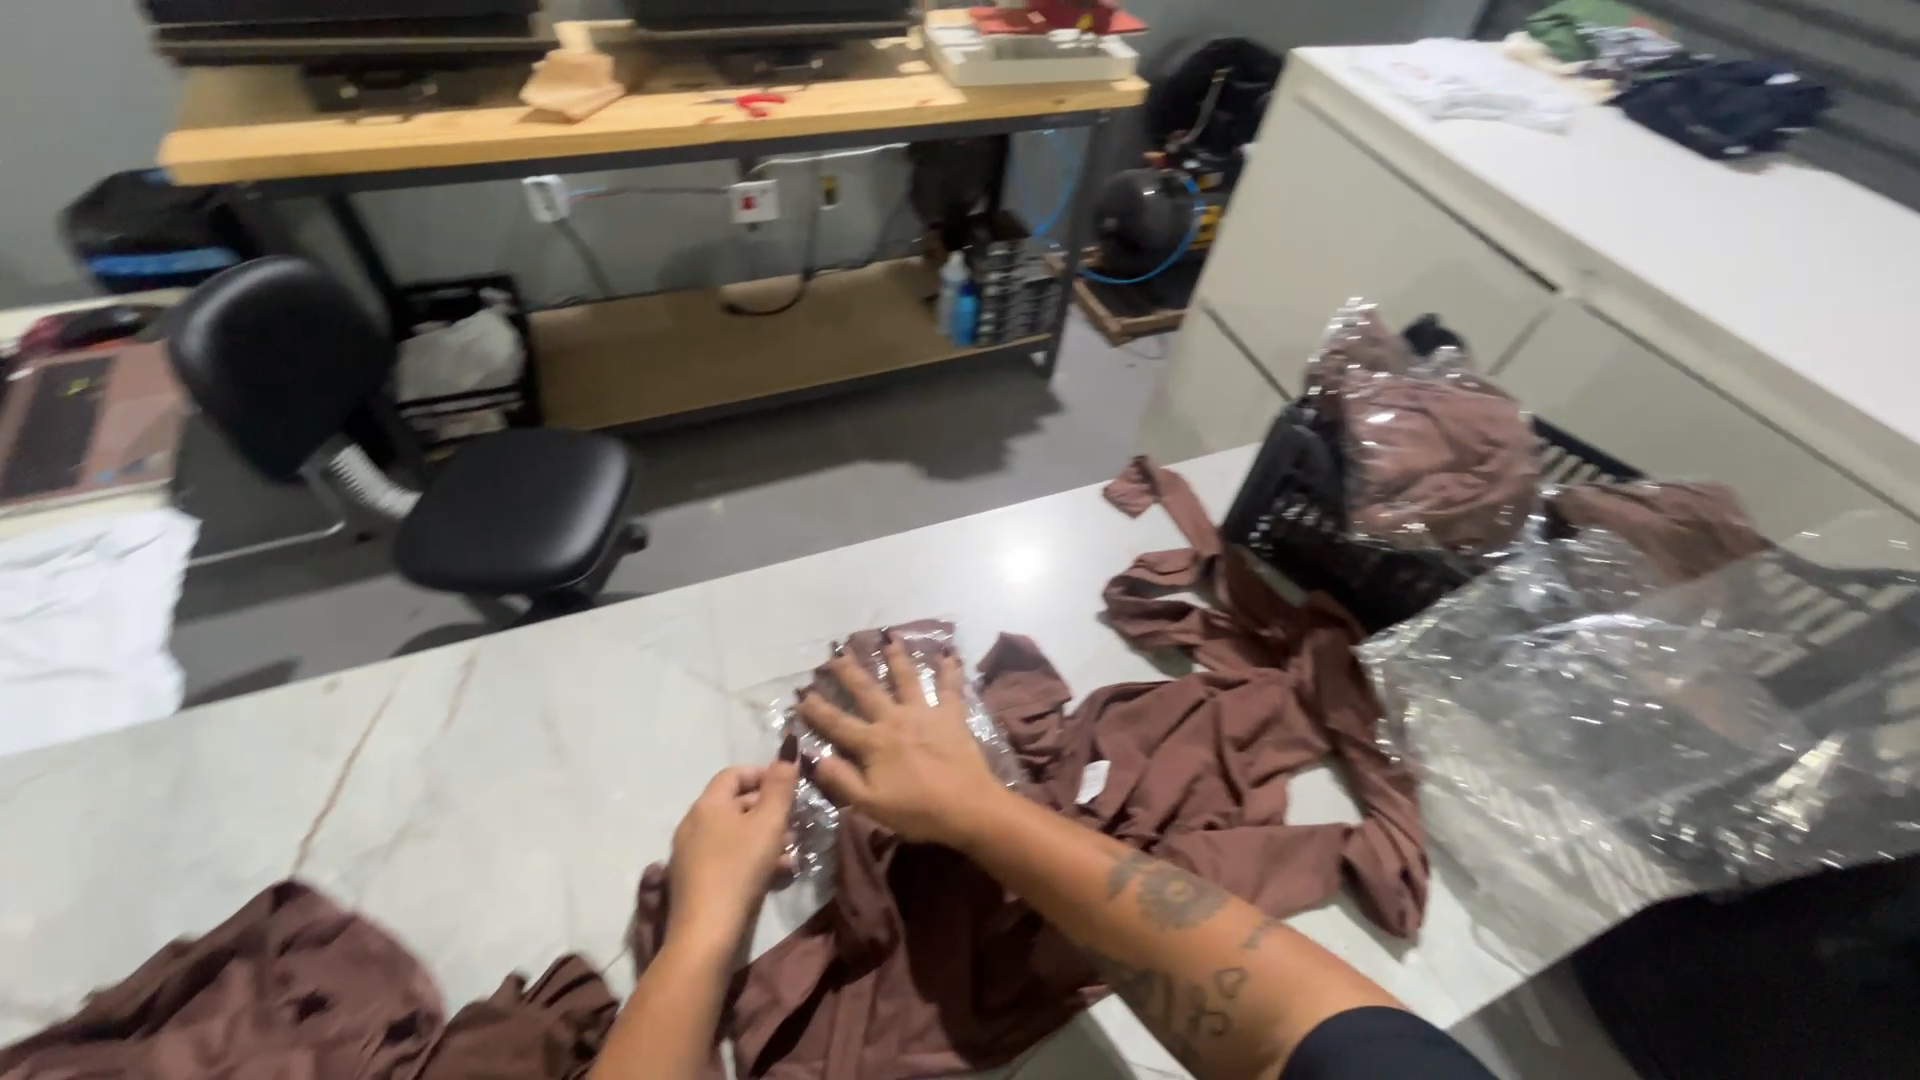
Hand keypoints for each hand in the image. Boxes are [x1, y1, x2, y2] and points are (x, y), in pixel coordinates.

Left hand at [667, 763, 798, 948]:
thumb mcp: (769, 822)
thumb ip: (781, 784)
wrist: (706, 932)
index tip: (789, 789)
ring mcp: (689, 853)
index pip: (735, 774)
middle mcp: (693, 823)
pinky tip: (774, 874)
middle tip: (794, 824)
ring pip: (733, 833)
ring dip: (763, 836)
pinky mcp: (693, 879)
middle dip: (768, 810)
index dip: (763, 774)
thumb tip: (787, 744)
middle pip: (735, 803)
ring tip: (789, 852)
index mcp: (707, 804)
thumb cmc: (740, 868)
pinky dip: (749, 856)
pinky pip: (726, 855)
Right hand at [797, 641, 1005, 846]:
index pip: (837, 723)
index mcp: (873, 743)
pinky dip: (949, 671)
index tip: (802, 694)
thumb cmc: (916, 811)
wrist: (967, 807)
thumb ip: (841, 779)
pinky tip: (949, 655)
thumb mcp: (870, 804)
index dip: (817, 710)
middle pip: (868, 690)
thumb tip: (814, 756)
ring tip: (888, 639)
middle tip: (837, 653)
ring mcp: (924, 713)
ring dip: (896, 658)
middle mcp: (895, 720)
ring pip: (907, 679)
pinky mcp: (951, 716)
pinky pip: (950, 688)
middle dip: (850, 671)